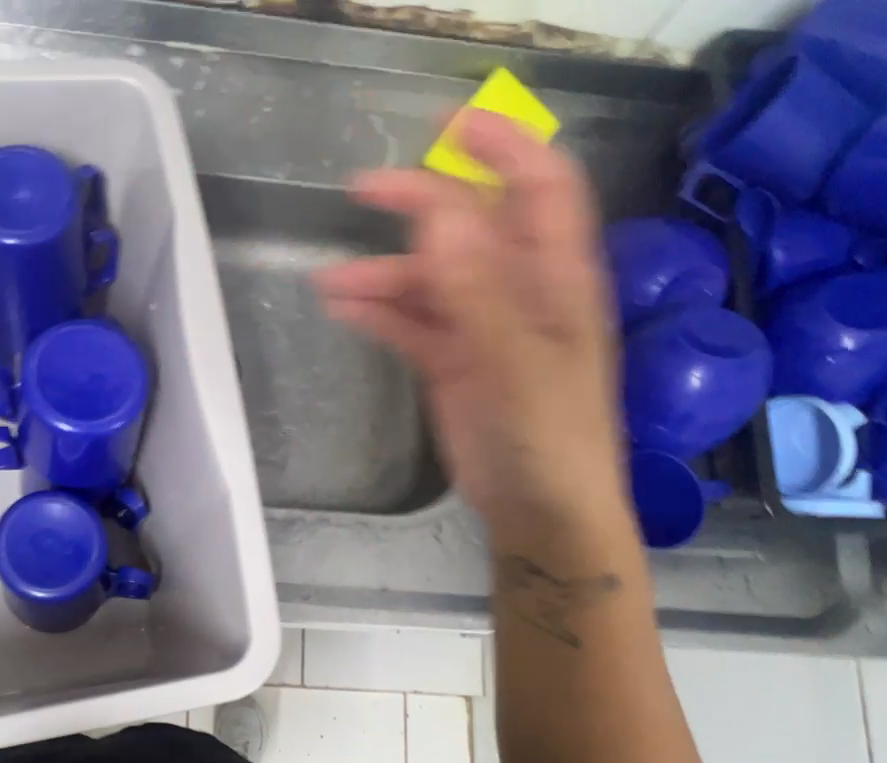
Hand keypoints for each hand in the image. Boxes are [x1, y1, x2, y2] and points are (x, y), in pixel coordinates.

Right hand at [315, 110, 626, 529]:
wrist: (541, 513)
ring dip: (383, 275)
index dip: (500, 147)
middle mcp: (521, 292)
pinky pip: (413, 326)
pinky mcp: (454, 364)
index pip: (538, 187)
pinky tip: (344, 309)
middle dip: (420, 204)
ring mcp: (485, 329)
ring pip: (431, 281)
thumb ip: (477, 289)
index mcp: (557, 278)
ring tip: (329, 279)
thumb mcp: (516, 360)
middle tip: (360, 191)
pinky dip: (381, 315)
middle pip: (470, 228)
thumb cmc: (548, 437)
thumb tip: (438, 214)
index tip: (445, 126)